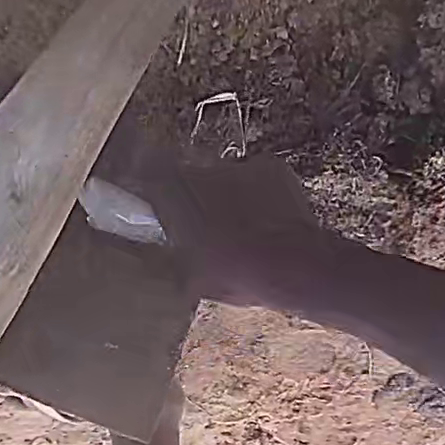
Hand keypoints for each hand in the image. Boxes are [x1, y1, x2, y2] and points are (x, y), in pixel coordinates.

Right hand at [127, 154, 329, 308]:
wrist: (296, 266)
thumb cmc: (241, 276)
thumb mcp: (193, 279)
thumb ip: (172, 256)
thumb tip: (164, 254)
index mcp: (174, 194)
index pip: (148, 178)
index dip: (153, 194)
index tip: (158, 212)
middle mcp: (202, 170)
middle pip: (189, 179)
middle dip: (194, 200)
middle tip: (208, 232)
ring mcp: (238, 165)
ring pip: (224, 179)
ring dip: (228, 199)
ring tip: (244, 231)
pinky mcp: (270, 166)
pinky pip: (256, 178)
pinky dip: (259, 195)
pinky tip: (269, 223)